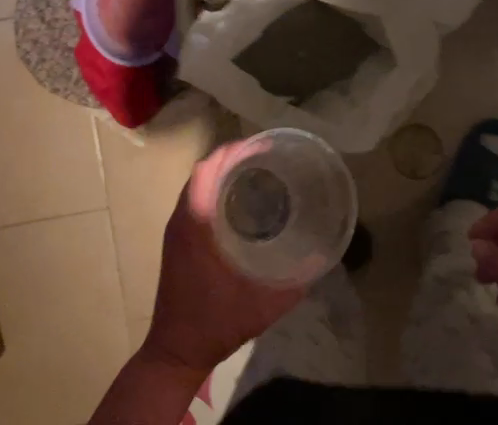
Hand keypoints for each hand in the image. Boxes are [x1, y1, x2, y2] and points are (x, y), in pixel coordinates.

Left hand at [142, 138, 307, 373]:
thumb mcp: (263, 304)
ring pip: (198, 184)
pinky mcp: (178, 240)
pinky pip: (195, 199)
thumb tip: (322, 254)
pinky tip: (241, 201)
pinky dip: (215, 189)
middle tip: (268, 156)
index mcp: (196, 223)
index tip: (263, 145)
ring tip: (258, 171)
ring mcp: (176, 229)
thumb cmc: (215, 323)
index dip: (234, 151)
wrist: (175, 351)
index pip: (209, 168)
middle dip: (233, 157)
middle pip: (204, 170)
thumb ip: (295, 280)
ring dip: (223, 172)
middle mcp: (182, 218)